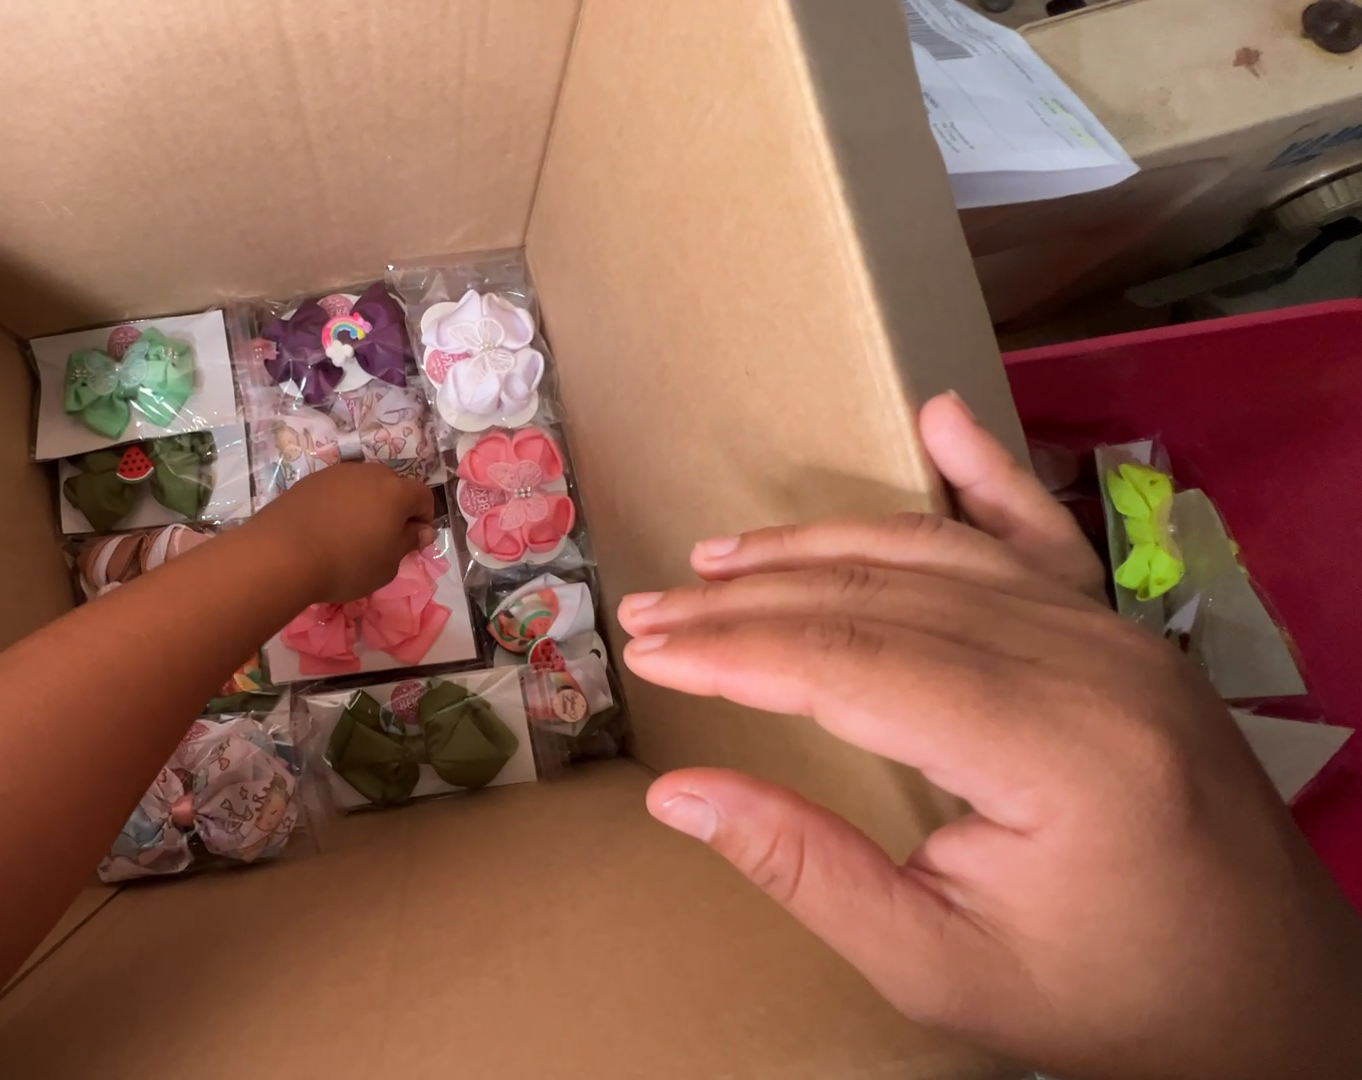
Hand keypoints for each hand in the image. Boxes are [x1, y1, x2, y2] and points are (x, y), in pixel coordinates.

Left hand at [250, 463, 436, 603]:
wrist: (283, 553)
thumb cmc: (347, 563)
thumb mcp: (388, 564)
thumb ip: (409, 542)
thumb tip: (423, 530)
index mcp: (396, 490)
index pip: (423, 496)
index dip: (424, 518)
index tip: (414, 542)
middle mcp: (368, 473)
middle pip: (392, 486)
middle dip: (394, 510)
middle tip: (383, 540)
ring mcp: (336, 473)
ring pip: (362, 486)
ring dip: (365, 505)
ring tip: (351, 535)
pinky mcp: (309, 481)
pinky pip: (335, 491)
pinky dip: (339, 506)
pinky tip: (326, 530)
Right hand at [619, 393, 1361, 1079]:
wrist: (1280, 1006)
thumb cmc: (1103, 1001)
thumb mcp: (933, 969)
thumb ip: (799, 868)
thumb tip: (674, 793)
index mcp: (1057, 754)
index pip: (847, 666)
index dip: (730, 653)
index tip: (648, 652)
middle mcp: (1091, 666)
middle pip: (870, 600)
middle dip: (739, 603)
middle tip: (648, 611)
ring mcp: (1110, 634)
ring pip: (922, 556)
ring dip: (803, 549)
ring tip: (712, 558)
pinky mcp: (1114, 630)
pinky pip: (1032, 534)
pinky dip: (977, 473)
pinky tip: (937, 421)